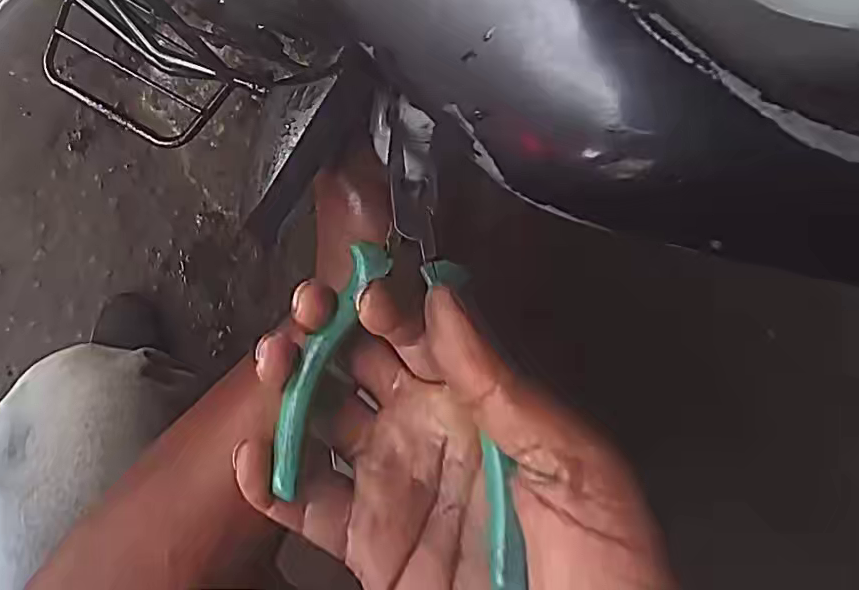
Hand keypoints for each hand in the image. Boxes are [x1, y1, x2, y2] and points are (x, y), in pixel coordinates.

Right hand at [233, 277, 676, 589]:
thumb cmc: (606, 562)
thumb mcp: (576, 463)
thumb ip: (505, 383)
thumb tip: (446, 298)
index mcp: (474, 398)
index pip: (418, 331)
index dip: (387, 304)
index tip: (364, 295)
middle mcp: (424, 426)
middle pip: (360, 359)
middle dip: (326, 325)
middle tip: (306, 309)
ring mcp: (392, 481)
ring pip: (323, 417)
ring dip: (290, 384)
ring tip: (272, 361)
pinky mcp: (369, 544)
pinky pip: (310, 505)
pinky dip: (272, 482)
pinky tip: (253, 460)